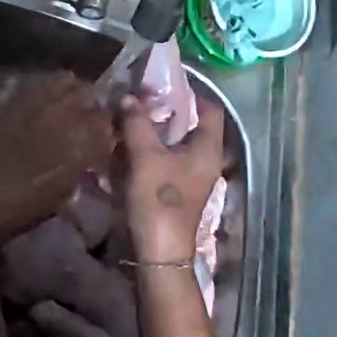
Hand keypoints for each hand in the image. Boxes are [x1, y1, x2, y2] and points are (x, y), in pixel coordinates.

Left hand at [0, 71, 115, 231]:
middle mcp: (71, 116)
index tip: (103, 142)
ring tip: (70, 106)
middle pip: (97, 101)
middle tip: (87, 124)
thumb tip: (90, 156)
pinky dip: (56, 87)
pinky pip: (50, 80)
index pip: (112, 128)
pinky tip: (51, 99)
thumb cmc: (20, 202)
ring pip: (76, 83)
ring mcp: (46, 100)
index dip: (109, 134)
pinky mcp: (24, 92)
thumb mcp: (63, 193)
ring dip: (77, 95)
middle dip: (95, 112)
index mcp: (85, 145)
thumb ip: (82, 168)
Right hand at [120, 94, 224, 263]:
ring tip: (127, 121)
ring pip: (174, 143)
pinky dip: (148, 152)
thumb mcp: (145, 156)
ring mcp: (191, 177)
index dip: (190, 92)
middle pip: (189, 125)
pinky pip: (165, 161)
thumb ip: (137, 123)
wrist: (158, 253)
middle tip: (138, 100)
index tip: (163, 83)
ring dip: (152, 132)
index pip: (210, 108)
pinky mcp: (176, 190)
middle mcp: (204, 160)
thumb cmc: (159, 201)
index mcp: (207, 148)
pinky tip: (126, 149)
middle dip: (163, 111)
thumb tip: (129, 97)